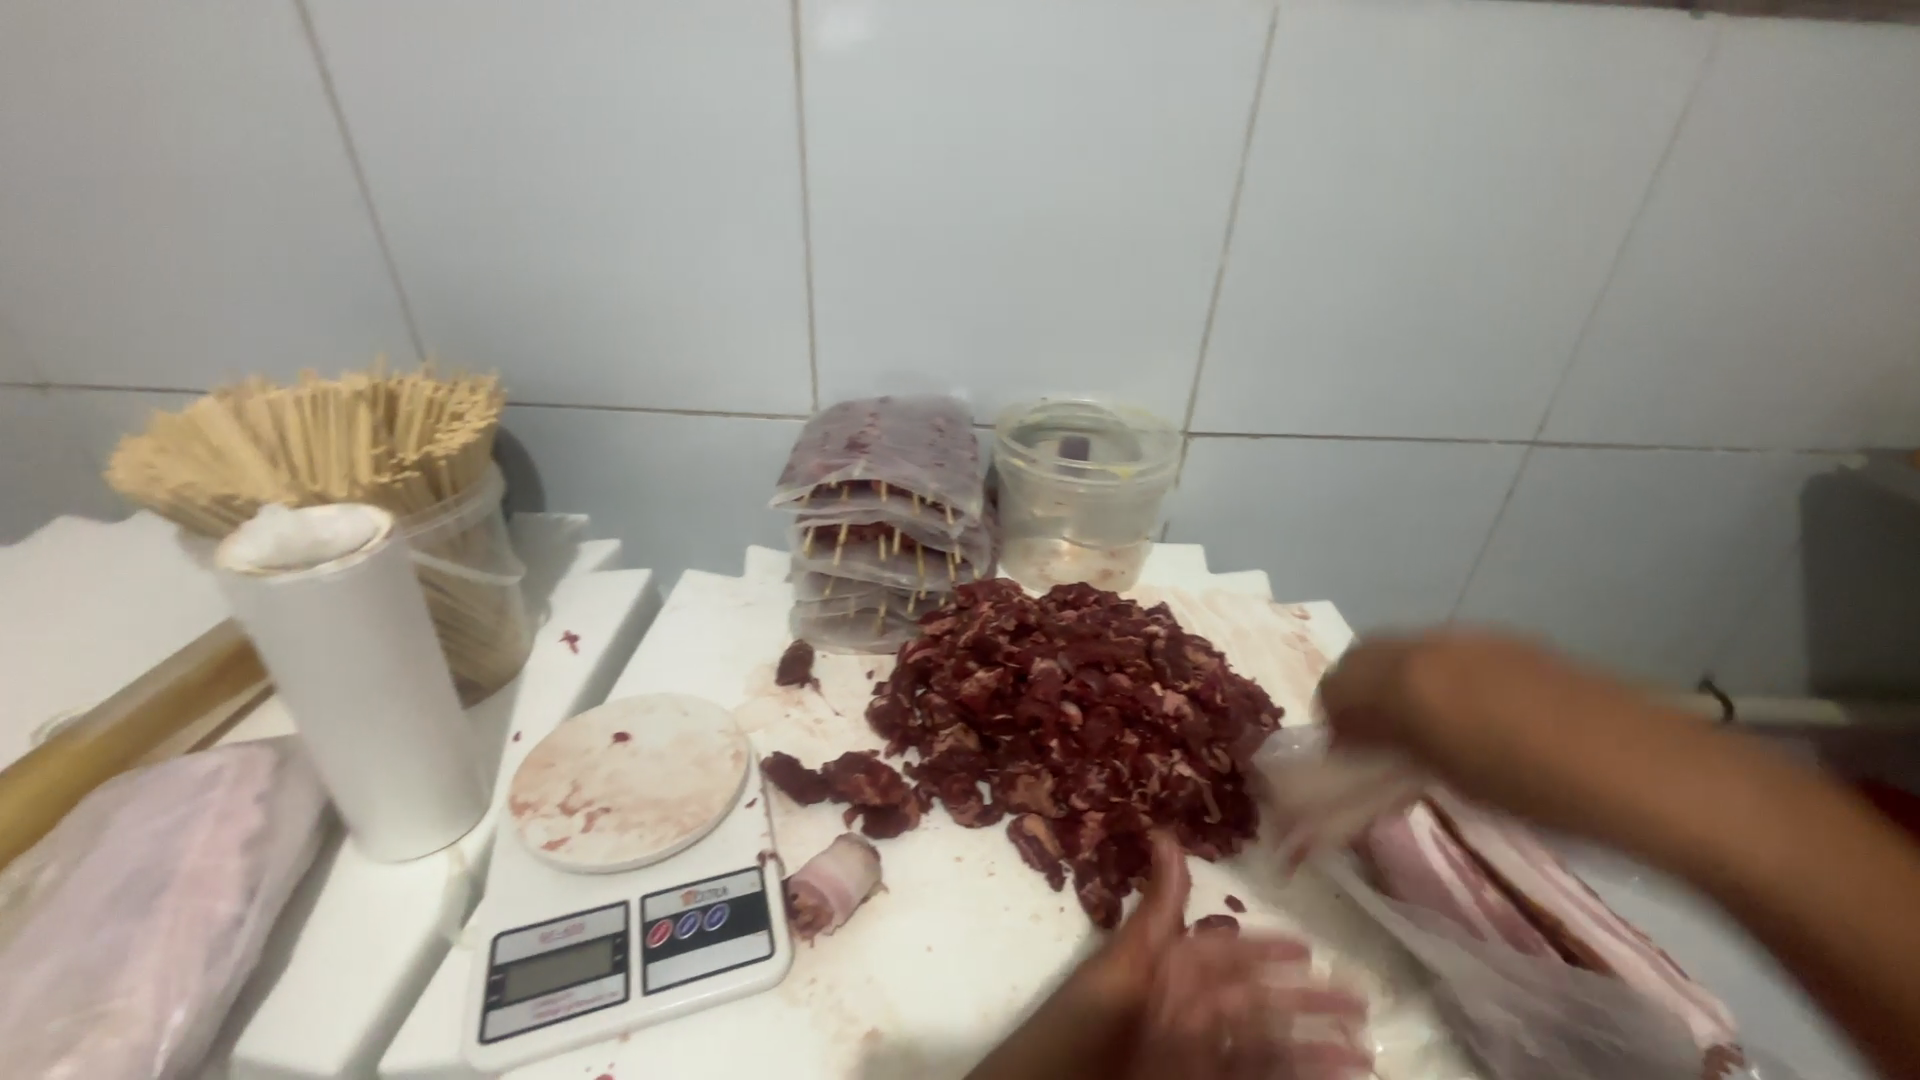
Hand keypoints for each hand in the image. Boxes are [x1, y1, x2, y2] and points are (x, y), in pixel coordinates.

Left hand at [968, 833, 1371, 1079]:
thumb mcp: (1121, 963)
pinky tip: (1331, 1074)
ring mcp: (1197, 1051)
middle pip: (1256, 1000)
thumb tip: (1164, 831)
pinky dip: (1292, 1073)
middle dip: (1306, 999)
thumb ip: (1156, 909)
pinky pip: (1253, 1073)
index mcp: (1169, 972)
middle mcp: (1189, 1009)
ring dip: (1311, 1045)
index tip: (1308, 948)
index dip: (1265, 950)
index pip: (1225, 954)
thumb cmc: (1081, 1024)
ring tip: (1362, 1048)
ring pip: (1264, 1043)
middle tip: (1358, 999)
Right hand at [1317, 629, 1700, 837]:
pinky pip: (1451, 655)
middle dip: (1358, 693)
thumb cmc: (1537, 790)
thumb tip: (1352, 733)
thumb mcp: (1442, 776)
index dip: (1333, 717)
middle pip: (1365, 655)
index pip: (1337, 681)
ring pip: (1409, 652)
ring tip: (1427, 734)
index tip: (1348, 754)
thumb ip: (1386, 743)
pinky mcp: (1518, 647)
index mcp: (1408, 675)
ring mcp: (1479, 640)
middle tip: (1375, 740)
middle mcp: (1434, 644)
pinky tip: (1474, 720)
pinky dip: (1438, 680)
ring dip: (1398, 685)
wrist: (1656, 776)